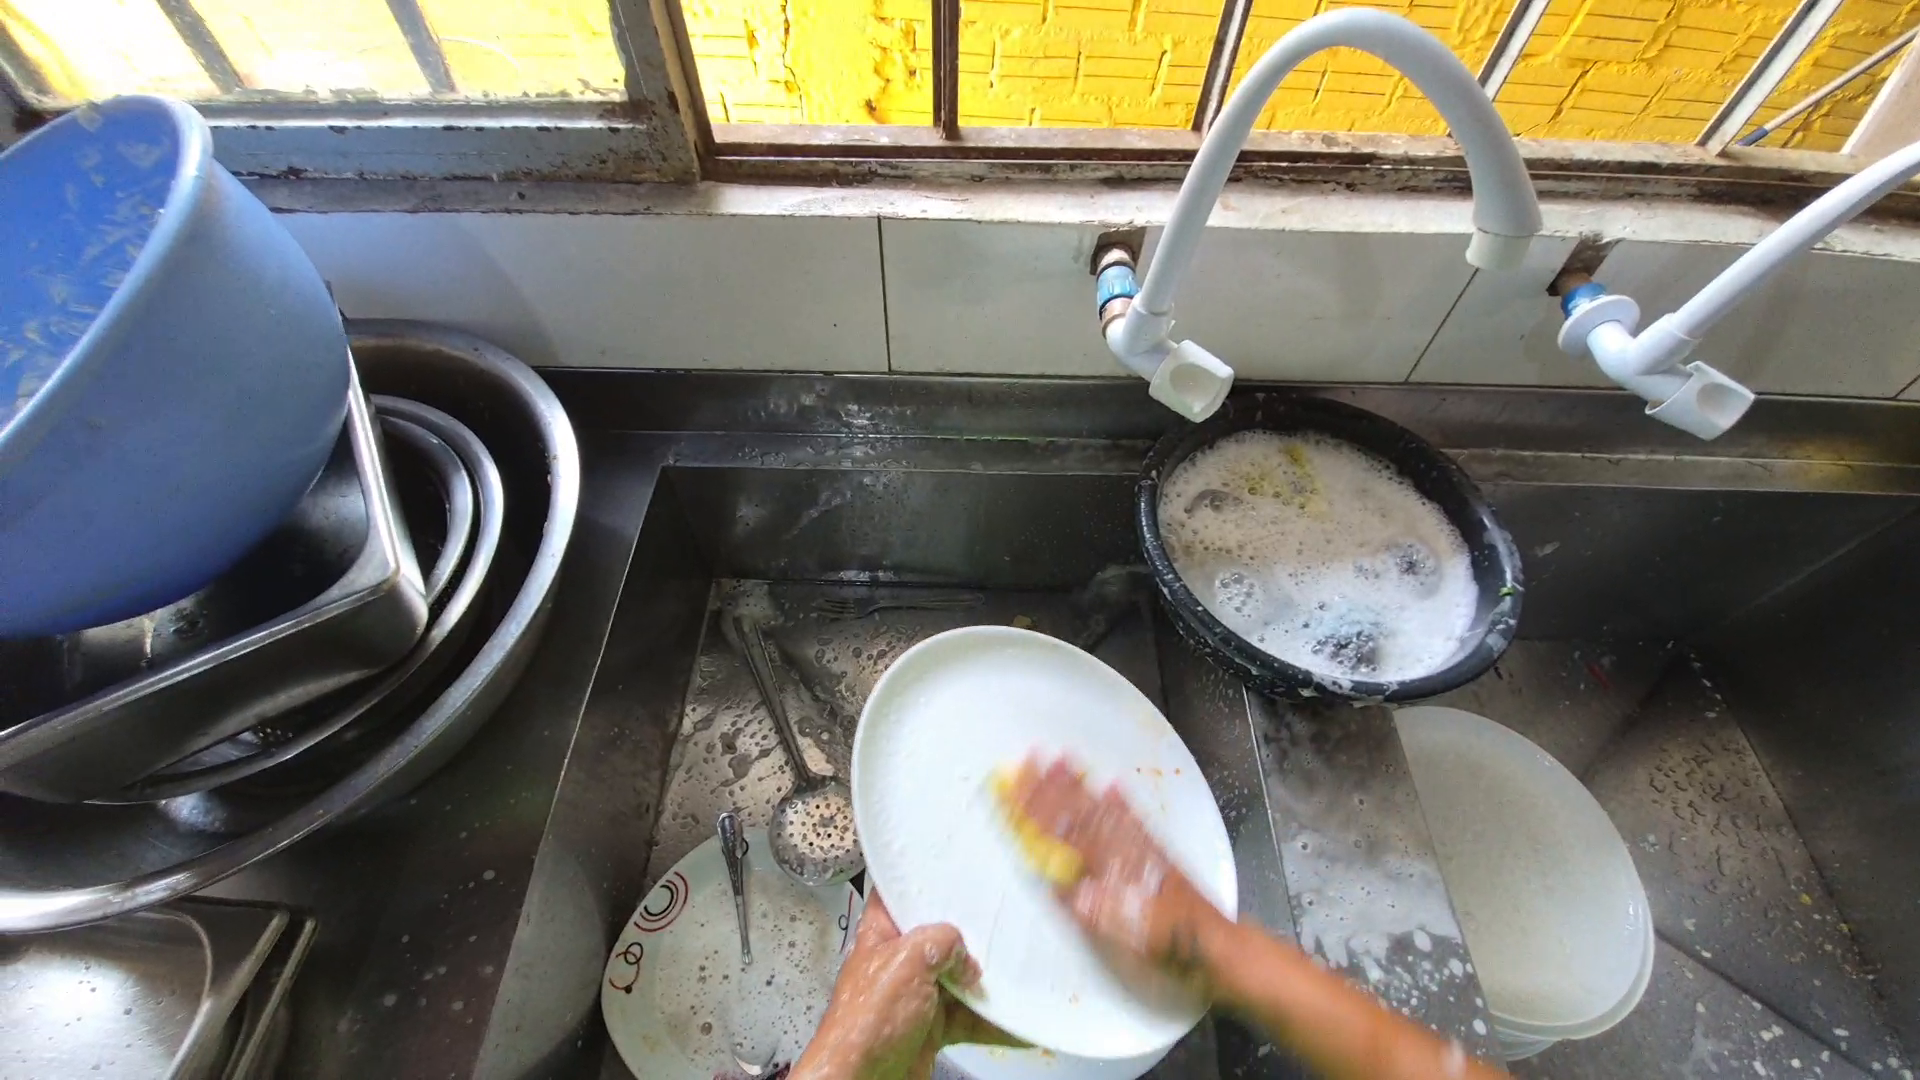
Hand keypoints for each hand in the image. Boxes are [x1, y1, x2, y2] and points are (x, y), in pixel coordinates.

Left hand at [792, 890, 1020, 1079]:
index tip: (956, 868)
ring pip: (960, 977)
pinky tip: (1017, 1019)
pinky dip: (993, 1021)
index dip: (926, 879)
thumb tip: (965, 953)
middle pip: (941, 935)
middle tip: (1000, 922)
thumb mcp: (907, 961)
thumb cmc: (865, 1021)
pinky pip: (969, 1018)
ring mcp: (917, 993)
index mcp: (883, 930)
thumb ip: (941, 941)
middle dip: (971, 934)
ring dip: (987, 979)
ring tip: (1018, 968)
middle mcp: (900, 958)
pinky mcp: (932, 1027)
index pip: (902, 891)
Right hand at [1002, 755, 1228, 981]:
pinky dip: (1119, 800)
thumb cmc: (1163, 940)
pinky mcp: (1153, 847)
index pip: (1059, 831)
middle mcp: (1117, 847)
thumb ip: (1087, 906)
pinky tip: (1111, 784)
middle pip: (1076, 809)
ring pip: (1100, 806)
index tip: (1013, 783)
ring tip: (1063, 756)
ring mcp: (1136, 844)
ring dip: (1079, 782)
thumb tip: (1054, 881)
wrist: (1211, 942)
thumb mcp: (1120, 932)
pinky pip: (1131, 816)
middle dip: (1050, 783)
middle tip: (1030, 756)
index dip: (1034, 806)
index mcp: (1103, 866)